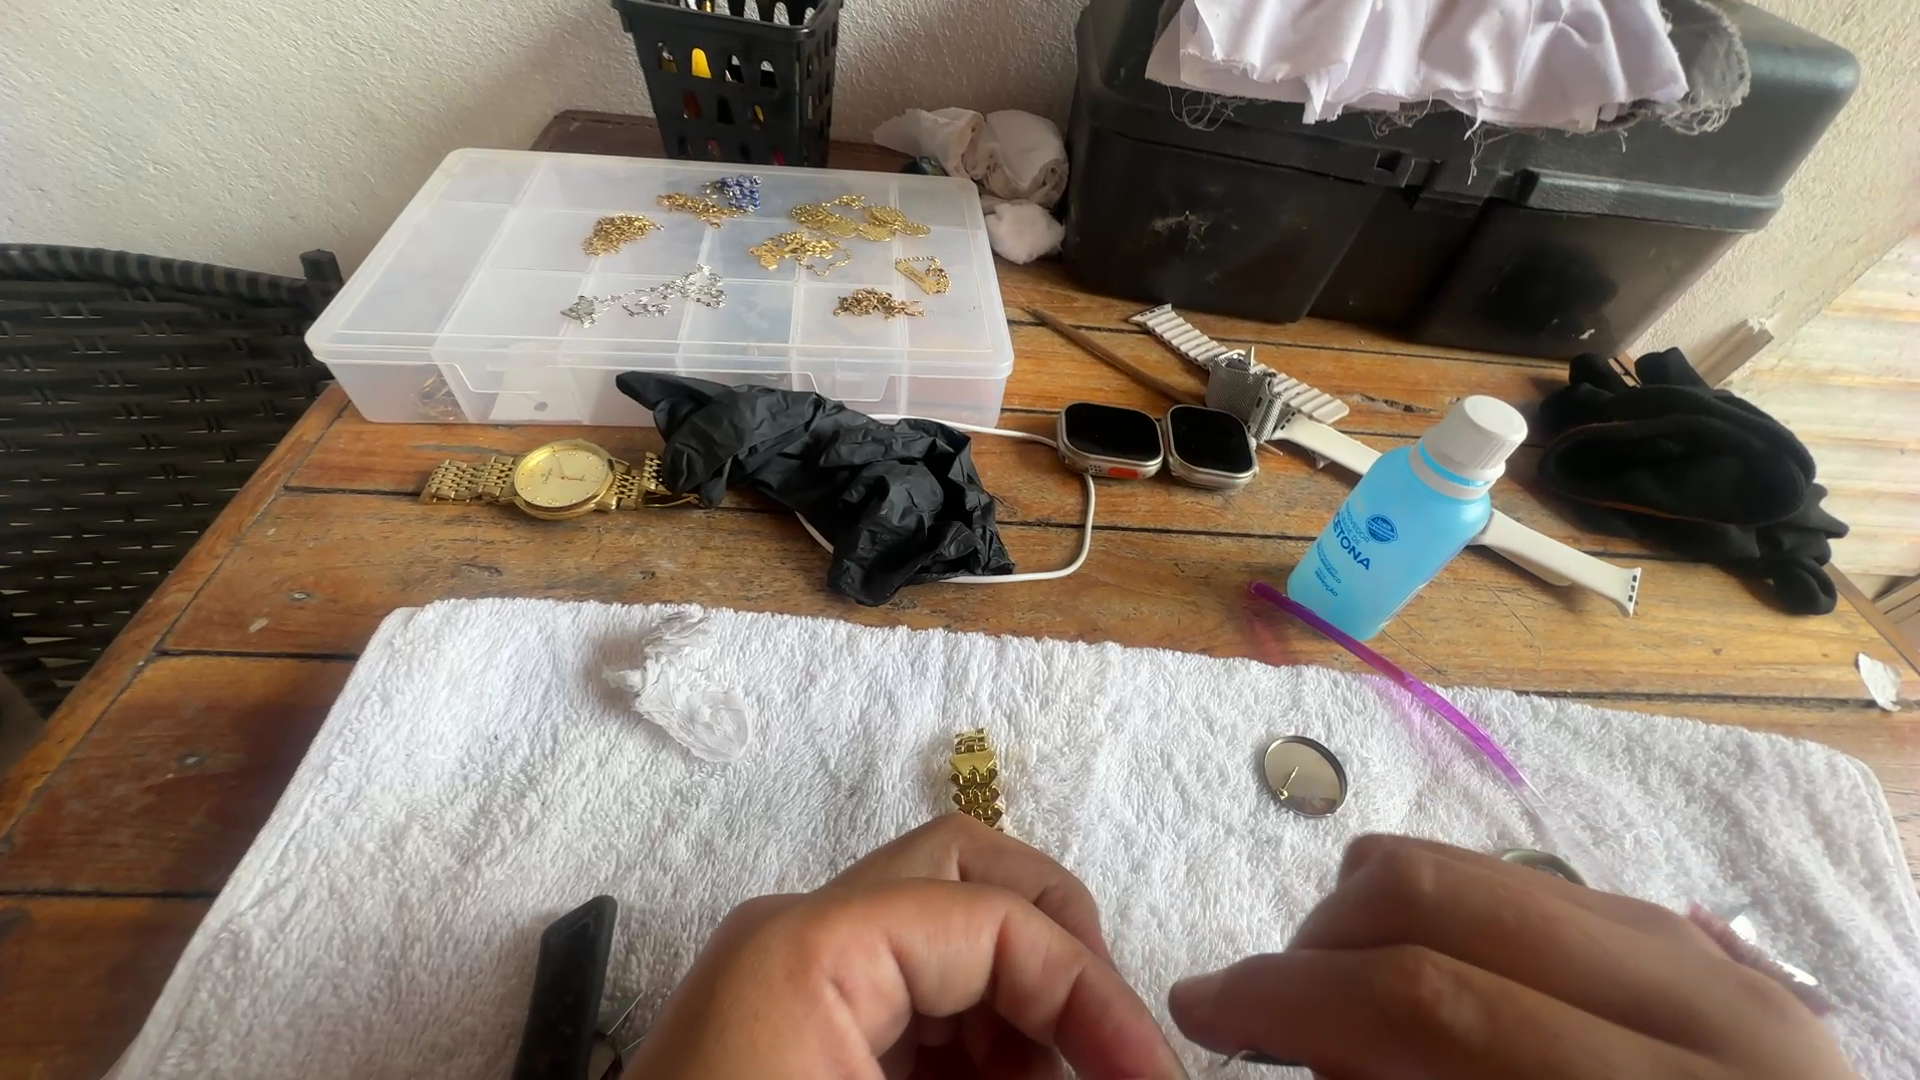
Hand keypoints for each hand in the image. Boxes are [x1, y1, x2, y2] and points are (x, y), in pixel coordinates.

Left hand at [624, 814, 1185, 1079]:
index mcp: (809, 943)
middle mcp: (796, 928)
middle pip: (961, 868)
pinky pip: (908, 987)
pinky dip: (973, 1030)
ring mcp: (789, 968)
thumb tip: (1151, 1077)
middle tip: (1110, 1034)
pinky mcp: (793, 1019)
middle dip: (1053, 940)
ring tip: (1060, 1076)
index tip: (1156, 1077)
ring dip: (1017, 990)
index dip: (1094, 990)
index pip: (994, 915)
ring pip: (940, 922)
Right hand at [1168, 835, 1854, 1078]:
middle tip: (1285, 1017)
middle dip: (1312, 947)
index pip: (1430, 1003)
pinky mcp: (1675, 931)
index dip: (1285, 998)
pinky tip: (1437, 999)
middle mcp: (1697, 998)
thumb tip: (1294, 1044)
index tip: (1198, 1008)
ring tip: (1359, 1006)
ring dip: (1360, 925)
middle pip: (1421, 892)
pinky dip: (1426, 926)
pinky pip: (1493, 881)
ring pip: (1449, 864)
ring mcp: (1693, 947)